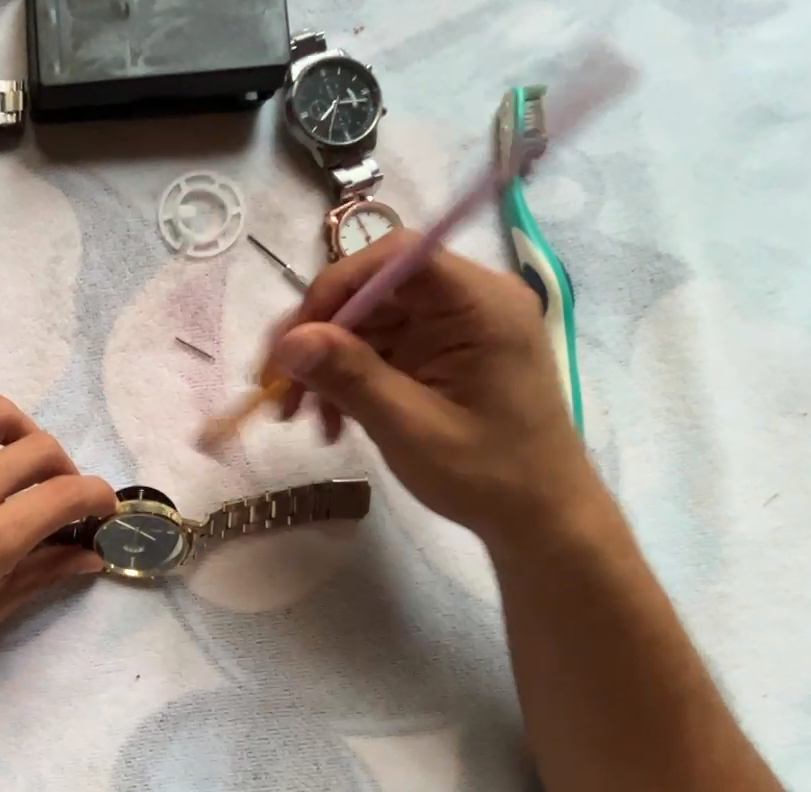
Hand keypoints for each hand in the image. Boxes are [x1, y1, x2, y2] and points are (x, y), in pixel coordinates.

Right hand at [266, 230, 606, 549]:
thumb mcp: (408, 427)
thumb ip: (350, 377)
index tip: (293, 341)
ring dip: (322, 365)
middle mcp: (466, 302)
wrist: (535, 514)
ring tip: (297, 416)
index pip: (396, 258)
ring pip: (363, 322)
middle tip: (275, 387)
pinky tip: (329, 421)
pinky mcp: (436, 353)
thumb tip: (288, 342)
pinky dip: (342, 380)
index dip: (335, 287)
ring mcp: (450, 328)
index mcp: (479, 305)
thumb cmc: (485, 473)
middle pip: (370, 290)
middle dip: (316, 336)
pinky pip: (374, 350)